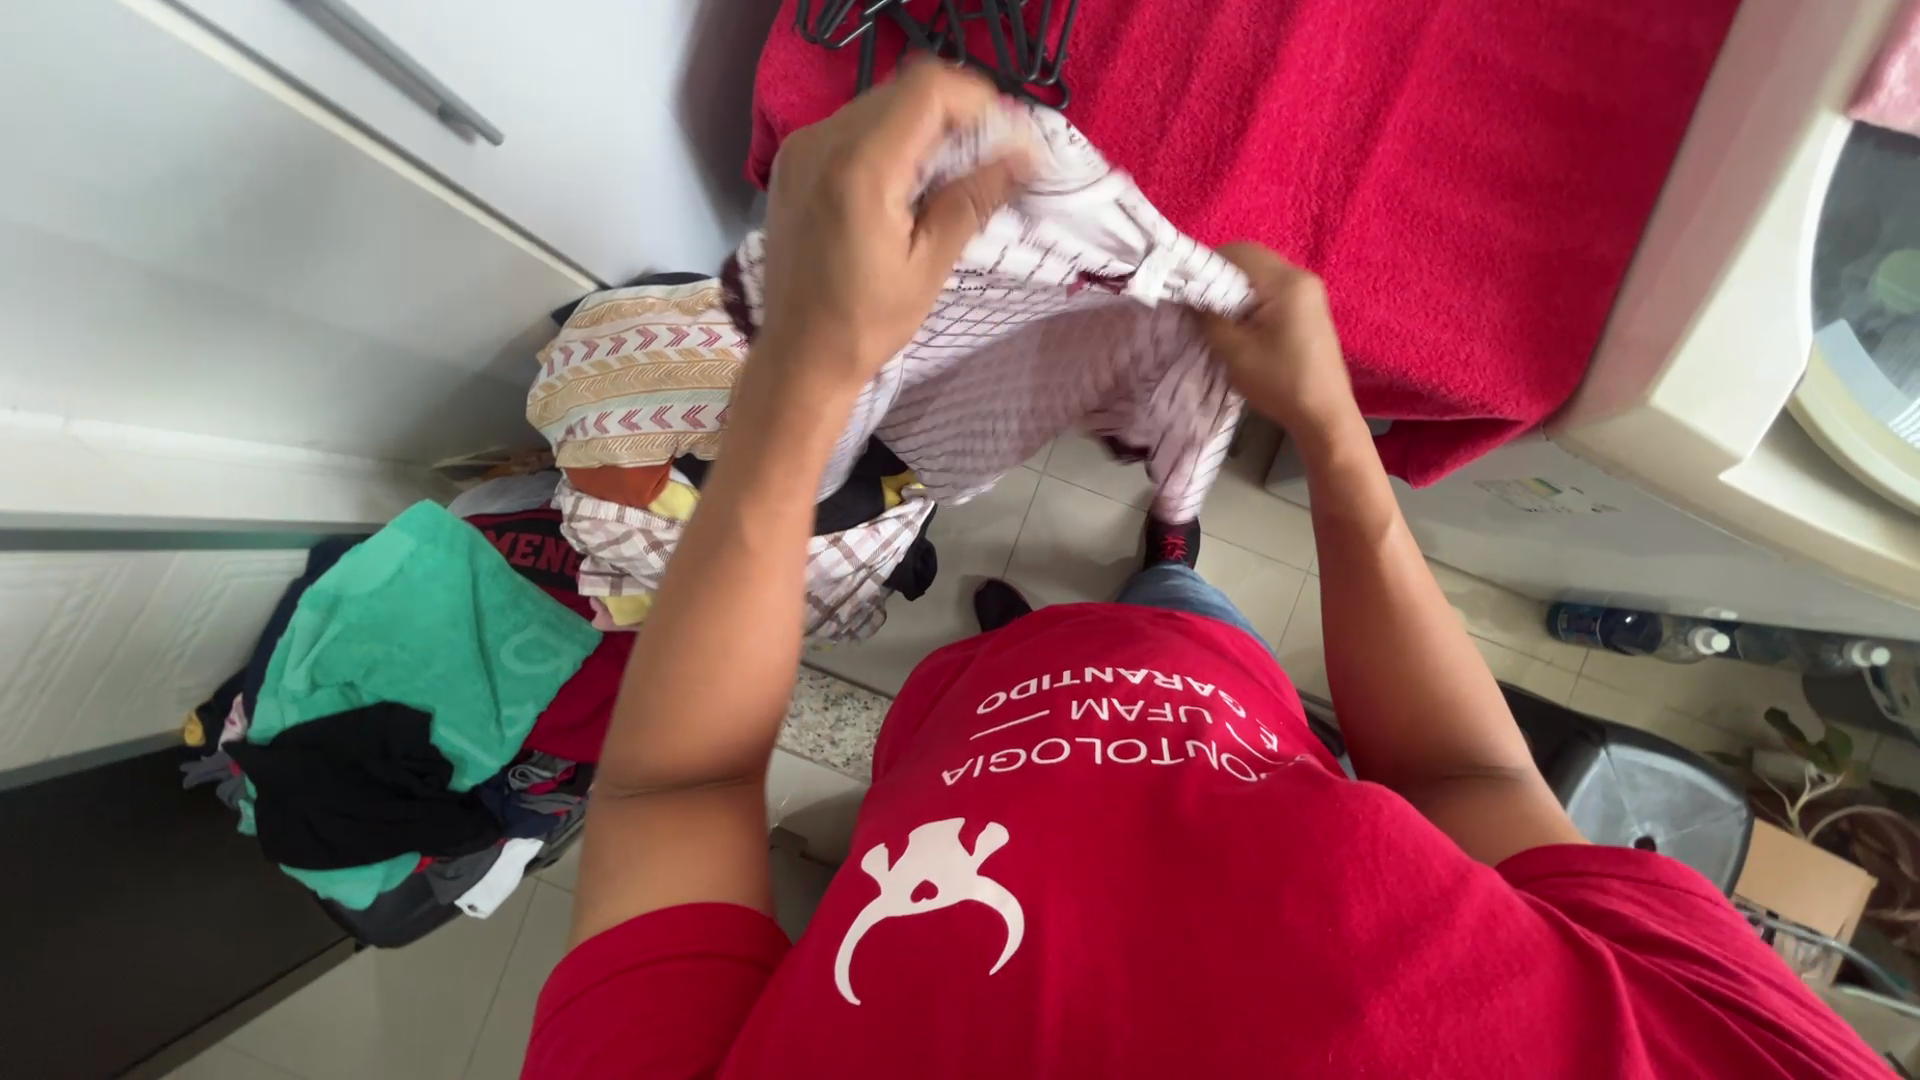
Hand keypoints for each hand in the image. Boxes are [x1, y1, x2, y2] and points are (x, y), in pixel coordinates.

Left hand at [757, 60, 1027, 390]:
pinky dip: (887, 141)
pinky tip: (903, 185)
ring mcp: (800, 149)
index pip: (928, 89)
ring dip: (922, 128)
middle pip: (904, 91)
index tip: (1005, 141)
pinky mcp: (792, 163)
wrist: (800, 356)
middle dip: (955, 116)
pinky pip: (850, 129)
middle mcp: (822, 142)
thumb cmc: (867, 324)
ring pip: (878, 105)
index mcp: (860, 170)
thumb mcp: (928, 267)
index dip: (978, 103)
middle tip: (985, 162)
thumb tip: (1024, 158)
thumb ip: (972, 200)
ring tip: (946, 178)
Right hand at [1198, 243, 1357, 439]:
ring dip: (1232, 289)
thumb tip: (1189, 298)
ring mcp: (1307, 293)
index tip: (1182, 286)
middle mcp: (1300, 278)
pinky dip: (1247, 299)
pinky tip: (1235, 323)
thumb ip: (1209, 319)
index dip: (1206, 264)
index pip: (1239, 253)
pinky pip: (1270, 291)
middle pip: (1251, 260)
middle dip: (1218, 276)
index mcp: (1286, 283)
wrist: (1322, 413)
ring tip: (1211, 314)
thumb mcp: (1235, 351)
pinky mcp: (1306, 309)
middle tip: (1193, 301)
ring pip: (1259, 275)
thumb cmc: (1279, 382)